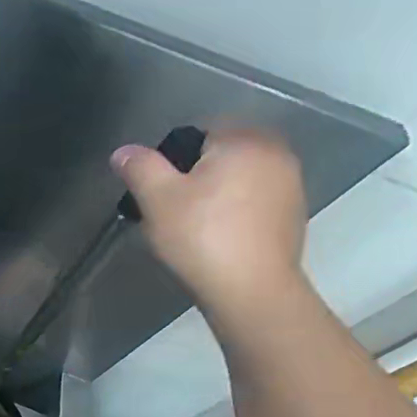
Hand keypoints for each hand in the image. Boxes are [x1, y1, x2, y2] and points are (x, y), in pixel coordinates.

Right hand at [111, 128, 310, 315]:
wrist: (250, 288)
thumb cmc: (200, 237)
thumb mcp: (157, 200)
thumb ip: (140, 168)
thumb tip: (124, 151)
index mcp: (243, 141)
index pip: (202, 129)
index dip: (173, 156)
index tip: (160, 189)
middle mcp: (275, 152)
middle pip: (223, 151)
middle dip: (196, 172)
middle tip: (171, 207)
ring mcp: (290, 181)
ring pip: (239, 174)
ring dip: (216, 190)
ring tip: (193, 223)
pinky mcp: (292, 210)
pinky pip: (255, 196)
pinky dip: (235, 207)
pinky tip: (218, 234)